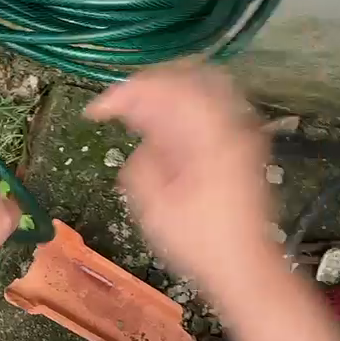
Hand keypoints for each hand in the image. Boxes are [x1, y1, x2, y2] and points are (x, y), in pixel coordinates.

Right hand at [86, 61, 278, 290]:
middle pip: (188, 75)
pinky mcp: (243, 143)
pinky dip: (184, 105)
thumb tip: (144, 144)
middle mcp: (231, 123)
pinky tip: (163, 125)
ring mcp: (242, 130)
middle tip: (117, 103)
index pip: (164, 89)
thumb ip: (142, 163)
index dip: (124, 93)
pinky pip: (213, 104)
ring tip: (136, 110)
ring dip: (166, 90)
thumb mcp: (154, 206)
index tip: (95, 112)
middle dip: (146, 84)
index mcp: (208, 135)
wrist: (244, 265)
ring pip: (204, 84)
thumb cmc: (196, 242)